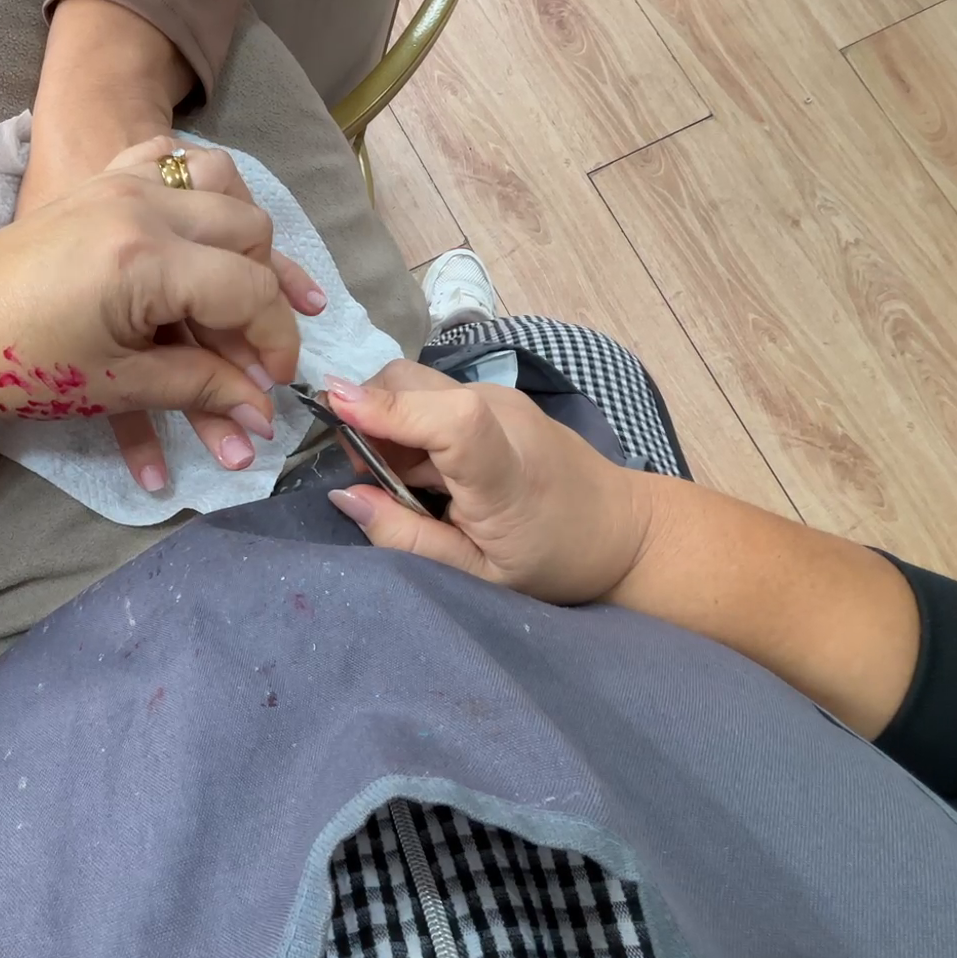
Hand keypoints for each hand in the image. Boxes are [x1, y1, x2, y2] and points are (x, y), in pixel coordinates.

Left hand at [0, 139, 307, 457]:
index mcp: (146, 259)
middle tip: (251, 354)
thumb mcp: (116, 385)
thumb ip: (200, 389)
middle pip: (252, 232)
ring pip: (226, 184)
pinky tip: (202, 228)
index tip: (274, 388)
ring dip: (246, 237)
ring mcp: (122, 181)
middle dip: (267, 297)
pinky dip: (204, 190)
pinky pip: (176, 158)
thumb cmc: (20, 366)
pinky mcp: (103, 180)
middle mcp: (144, 203)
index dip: (276, 344)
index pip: (250, 291)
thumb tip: (262, 415)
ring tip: (240, 292)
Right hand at [322, 360, 655, 604]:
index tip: (334, 404)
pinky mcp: (493, 398)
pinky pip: (429, 396)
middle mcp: (503, 418)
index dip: (389, 409)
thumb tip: (344, 496)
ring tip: (399, 478)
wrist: (622, 529)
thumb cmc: (553, 560)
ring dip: (384, 421)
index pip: (451, 421)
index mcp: (505, 474)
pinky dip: (405, 423)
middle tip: (365, 470)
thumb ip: (407, 537)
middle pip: (414, 384)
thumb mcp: (478, 574)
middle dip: (368, 412)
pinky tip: (423, 467)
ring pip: (414, 385)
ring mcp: (501, 400)